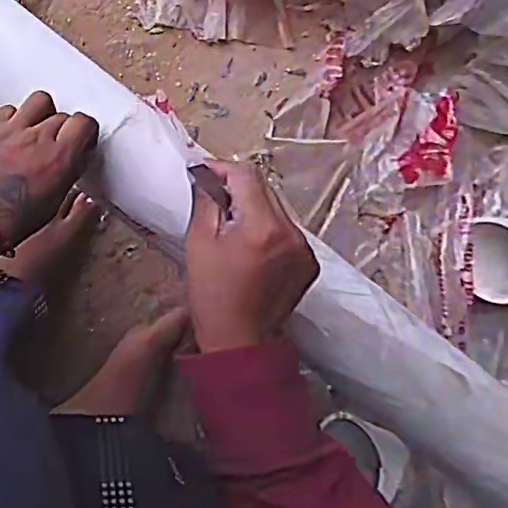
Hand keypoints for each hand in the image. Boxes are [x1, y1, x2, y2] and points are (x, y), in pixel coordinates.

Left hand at [0, 91, 98, 247]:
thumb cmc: (10, 218)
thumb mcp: (53, 202)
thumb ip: (68, 172)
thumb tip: (76, 158)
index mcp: (59, 159)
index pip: (83, 123)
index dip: (83, 130)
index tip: (80, 139)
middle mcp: (38, 138)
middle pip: (61, 115)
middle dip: (62, 128)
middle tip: (55, 142)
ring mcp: (12, 129)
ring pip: (39, 101)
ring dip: (42, 112)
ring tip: (36, 128)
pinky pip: (9, 109)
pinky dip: (13, 117)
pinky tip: (12, 132)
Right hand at [185, 159, 317, 352]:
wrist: (239, 338)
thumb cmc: (212, 294)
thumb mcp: (199, 242)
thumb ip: (207, 203)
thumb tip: (206, 177)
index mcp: (262, 227)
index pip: (247, 176)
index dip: (222, 168)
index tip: (205, 172)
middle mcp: (291, 234)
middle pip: (264, 189)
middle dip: (237, 187)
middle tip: (212, 195)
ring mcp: (304, 249)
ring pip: (276, 208)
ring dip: (252, 206)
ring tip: (229, 222)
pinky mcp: (308, 262)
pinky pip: (286, 229)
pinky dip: (266, 226)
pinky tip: (248, 243)